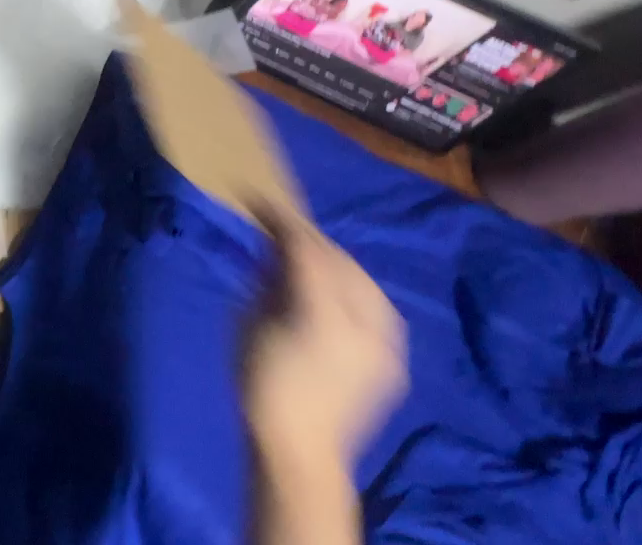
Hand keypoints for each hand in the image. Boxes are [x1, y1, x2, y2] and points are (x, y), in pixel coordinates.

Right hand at [242, 215, 405, 465]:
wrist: (300, 446)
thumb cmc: (259, 381)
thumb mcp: (249, 322)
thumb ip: (267, 284)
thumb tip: (273, 255)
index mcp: (320, 313)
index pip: (304, 249)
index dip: (281, 219)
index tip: (256, 197)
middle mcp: (363, 323)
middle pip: (339, 260)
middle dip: (308, 237)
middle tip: (276, 222)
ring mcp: (385, 342)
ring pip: (361, 280)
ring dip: (331, 258)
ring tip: (301, 250)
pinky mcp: (392, 357)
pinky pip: (374, 304)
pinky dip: (349, 284)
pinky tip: (328, 284)